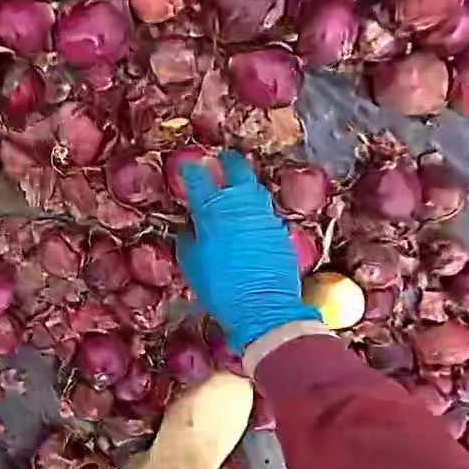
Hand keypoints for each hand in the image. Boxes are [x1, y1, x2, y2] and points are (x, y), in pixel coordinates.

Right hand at [174, 151, 320, 350]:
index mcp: (213, 213)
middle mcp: (241, 206)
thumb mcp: (193, 268)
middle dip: (227, 161)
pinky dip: (256, 210)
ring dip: (244, 185)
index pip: (199, 179)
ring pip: (254, 188)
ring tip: (237, 189)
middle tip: (221, 161)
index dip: (192, 170)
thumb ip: (188, 243)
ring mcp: (264, 215)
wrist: (265, 308)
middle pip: (236, 169)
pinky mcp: (280, 229)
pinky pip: (265, 211)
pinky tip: (251, 218)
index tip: (188, 168)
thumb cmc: (221, 290)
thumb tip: (188, 231)